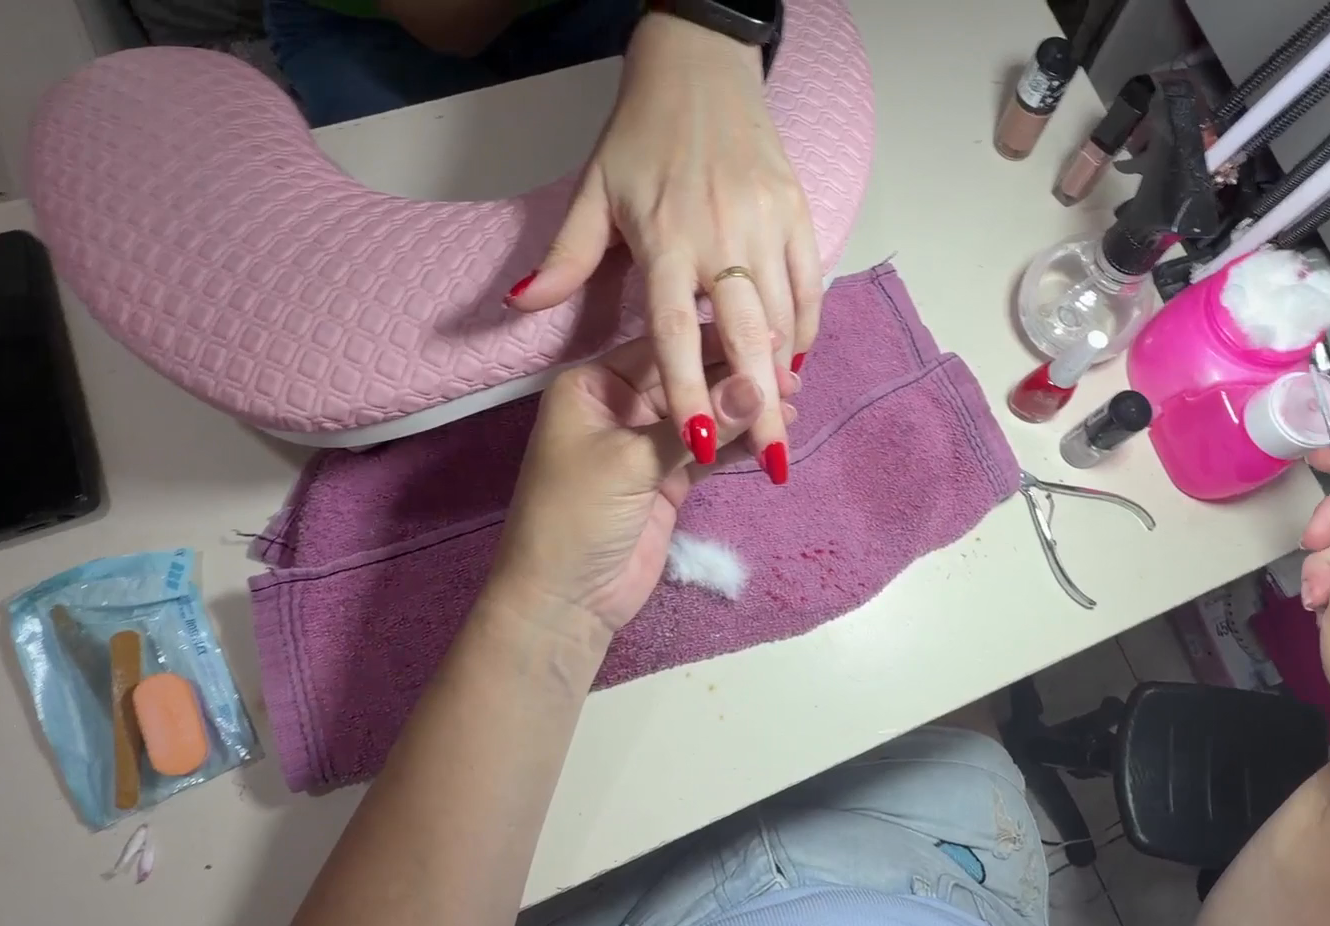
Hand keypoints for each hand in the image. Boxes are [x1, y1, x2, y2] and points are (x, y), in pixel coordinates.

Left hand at [488, 336, 800, 636]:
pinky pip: (709, 452)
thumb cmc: (578, 516)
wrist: (566, 600)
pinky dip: (740, 446)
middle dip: (736, 379)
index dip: (714, 344)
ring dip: (745, 413)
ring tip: (793, 404)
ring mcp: (646, 444)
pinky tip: (774, 434)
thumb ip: (701, 424)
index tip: (767, 336)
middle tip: (791, 376)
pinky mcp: (668, 479)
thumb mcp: (633, 462)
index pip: (661, 350)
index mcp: (593, 386)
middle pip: (688, 381)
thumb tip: (760, 388)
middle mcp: (620, 406)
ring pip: (704, 417)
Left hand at [506, 13, 819, 484]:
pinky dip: (808, 328)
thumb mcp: (592, 192)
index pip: (676, 332)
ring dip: (785, 372)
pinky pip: (809, 286)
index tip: (703, 444)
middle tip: (777, 459)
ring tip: (784, 416)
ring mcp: (766, 224)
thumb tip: (520, 305)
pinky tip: (799, 361)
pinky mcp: (798, 214)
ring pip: (785, 316)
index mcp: (664, 240)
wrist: (702, 64)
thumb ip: (565, 257)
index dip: (689, 391)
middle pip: (746, 336)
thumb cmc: (640, 136)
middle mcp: (719, 237)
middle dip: (762, 404)